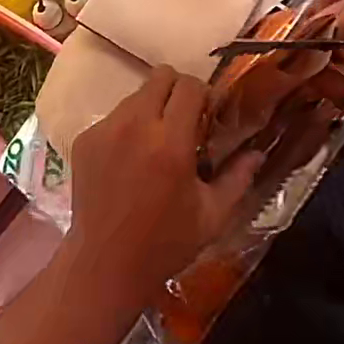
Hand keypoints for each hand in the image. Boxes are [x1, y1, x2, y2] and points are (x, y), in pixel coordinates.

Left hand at [65, 66, 263, 299]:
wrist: (103, 268)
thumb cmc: (164, 244)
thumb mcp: (211, 216)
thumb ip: (238, 178)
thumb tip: (257, 152)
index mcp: (170, 142)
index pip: (189, 85)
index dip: (203, 93)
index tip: (206, 114)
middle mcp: (136, 126)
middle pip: (161, 76)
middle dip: (177, 90)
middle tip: (183, 119)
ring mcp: (106, 130)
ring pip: (136, 94)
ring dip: (152, 108)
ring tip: (155, 142)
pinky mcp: (85, 139)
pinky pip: (114, 116)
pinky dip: (127, 127)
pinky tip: (130, 160)